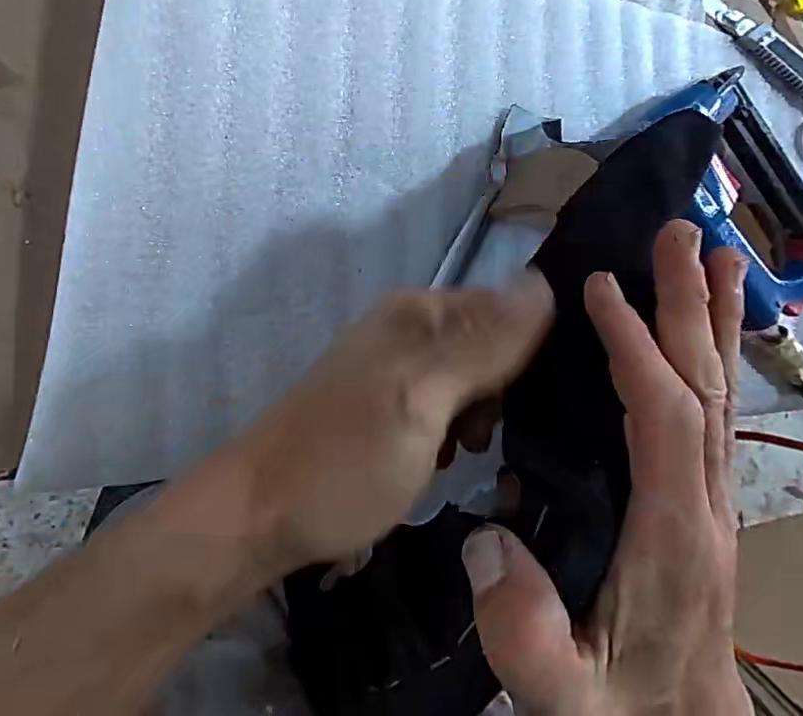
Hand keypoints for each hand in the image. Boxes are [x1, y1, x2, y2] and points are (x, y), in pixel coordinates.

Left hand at [232, 272, 555, 567]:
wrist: (256, 519)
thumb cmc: (345, 462)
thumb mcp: (423, 399)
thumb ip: (484, 343)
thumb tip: (545, 283)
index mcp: (420, 310)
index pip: (509, 305)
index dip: (533, 349)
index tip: (542, 400)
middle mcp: (409, 323)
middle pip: (492, 338)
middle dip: (504, 386)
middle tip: (484, 434)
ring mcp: (396, 362)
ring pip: (473, 373)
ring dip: (481, 411)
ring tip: (463, 452)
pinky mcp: (389, 398)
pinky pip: (448, 398)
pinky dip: (455, 425)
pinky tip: (442, 456)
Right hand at [462, 221, 752, 714]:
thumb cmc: (621, 703)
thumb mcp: (564, 695)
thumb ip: (525, 630)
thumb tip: (484, 541)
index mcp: (673, 529)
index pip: (663, 414)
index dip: (635, 346)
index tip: (601, 288)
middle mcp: (706, 497)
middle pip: (705, 383)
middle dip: (690, 303)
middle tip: (682, 235)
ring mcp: (714, 492)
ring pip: (721, 389)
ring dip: (716, 318)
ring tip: (718, 257)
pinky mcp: (707, 492)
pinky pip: (715, 408)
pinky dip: (714, 355)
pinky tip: (709, 326)